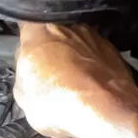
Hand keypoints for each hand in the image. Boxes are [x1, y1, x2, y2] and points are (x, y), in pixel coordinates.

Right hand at [13, 23, 137, 137]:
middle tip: (49, 77)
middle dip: (52, 52)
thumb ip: (23, 75)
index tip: (26, 53)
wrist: (108, 113)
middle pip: (55, 35)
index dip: (26, 40)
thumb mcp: (24, 97)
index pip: (26, 25)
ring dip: (74, 61)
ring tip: (74, 88)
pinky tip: (91, 91)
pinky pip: (96, 58)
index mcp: (40, 30)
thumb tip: (28, 73)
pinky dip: (93, 70)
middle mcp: (69, 26)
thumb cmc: (61, 103)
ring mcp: (94, 37)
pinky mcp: (114, 52)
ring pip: (78, 46)